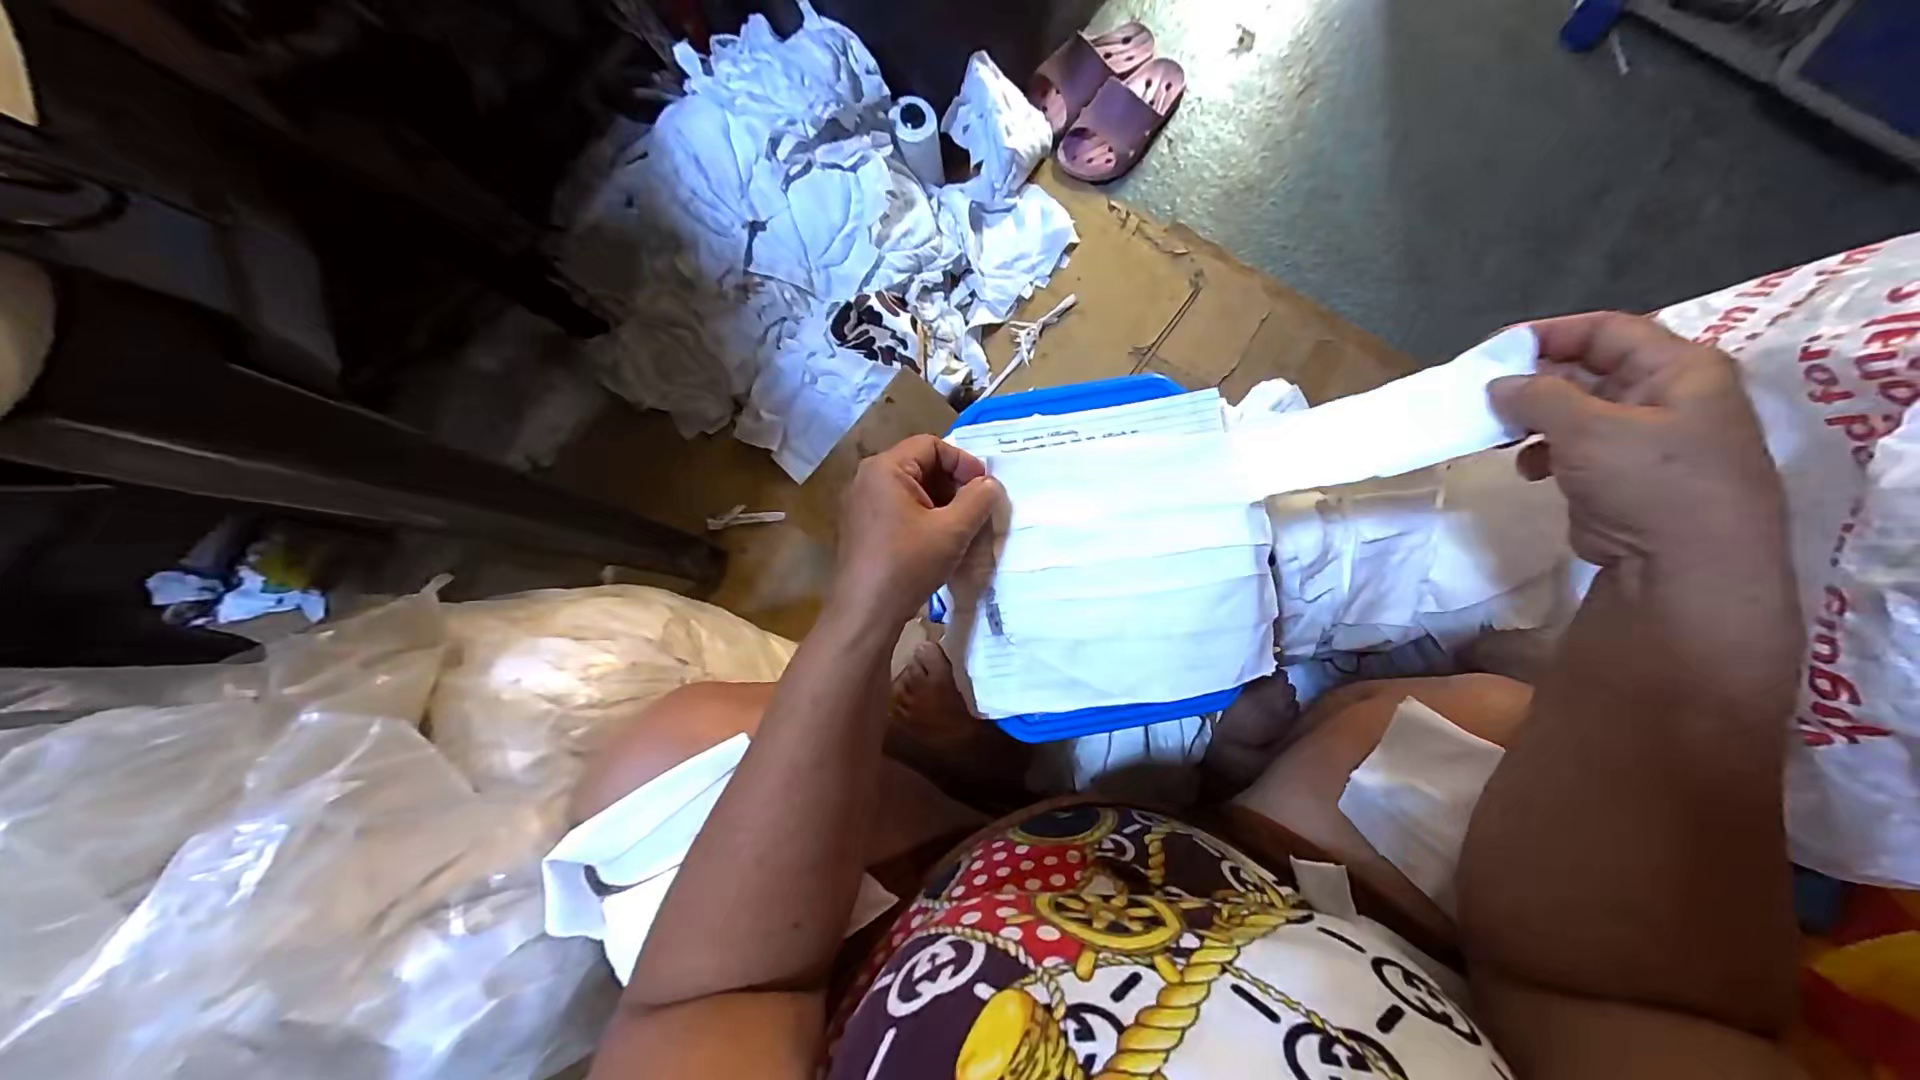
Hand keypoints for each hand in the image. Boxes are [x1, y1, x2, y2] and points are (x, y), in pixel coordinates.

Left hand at [830, 435, 1001, 625]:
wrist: (865, 611)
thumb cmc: (908, 564)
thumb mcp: (952, 530)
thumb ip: (978, 499)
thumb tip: (990, 484)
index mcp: (885, 468)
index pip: (932, 445)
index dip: (963, 462)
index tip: (984, 488)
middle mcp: (867, 478)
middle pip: (920, 465)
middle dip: (953, 483)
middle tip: (976, 509)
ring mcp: (861, 503)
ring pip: (911, 489)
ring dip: (941, 502)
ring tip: (962, 527)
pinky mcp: (862, 527)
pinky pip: (898, 508)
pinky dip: (923, 516)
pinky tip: (938, 541)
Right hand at [1488, 312, 1787, 570]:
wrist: (1685, 565)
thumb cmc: (1650, 482)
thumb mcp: (1590, 428)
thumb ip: (1539, 396)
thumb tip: (1499, 384)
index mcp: (1678, 370)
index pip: (1606, 330)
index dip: (1548, 334)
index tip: (1491, 351)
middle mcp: (1665, 396)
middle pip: (1586, 371)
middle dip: (1532, 383)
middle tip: (1484, 396)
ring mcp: (1643, 438)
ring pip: (1573, 411)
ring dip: (1531, 420)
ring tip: (1497, 434)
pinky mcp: (1620, 473)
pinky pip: (1571, 447)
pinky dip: (1542, 451)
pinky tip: (1526, 468)